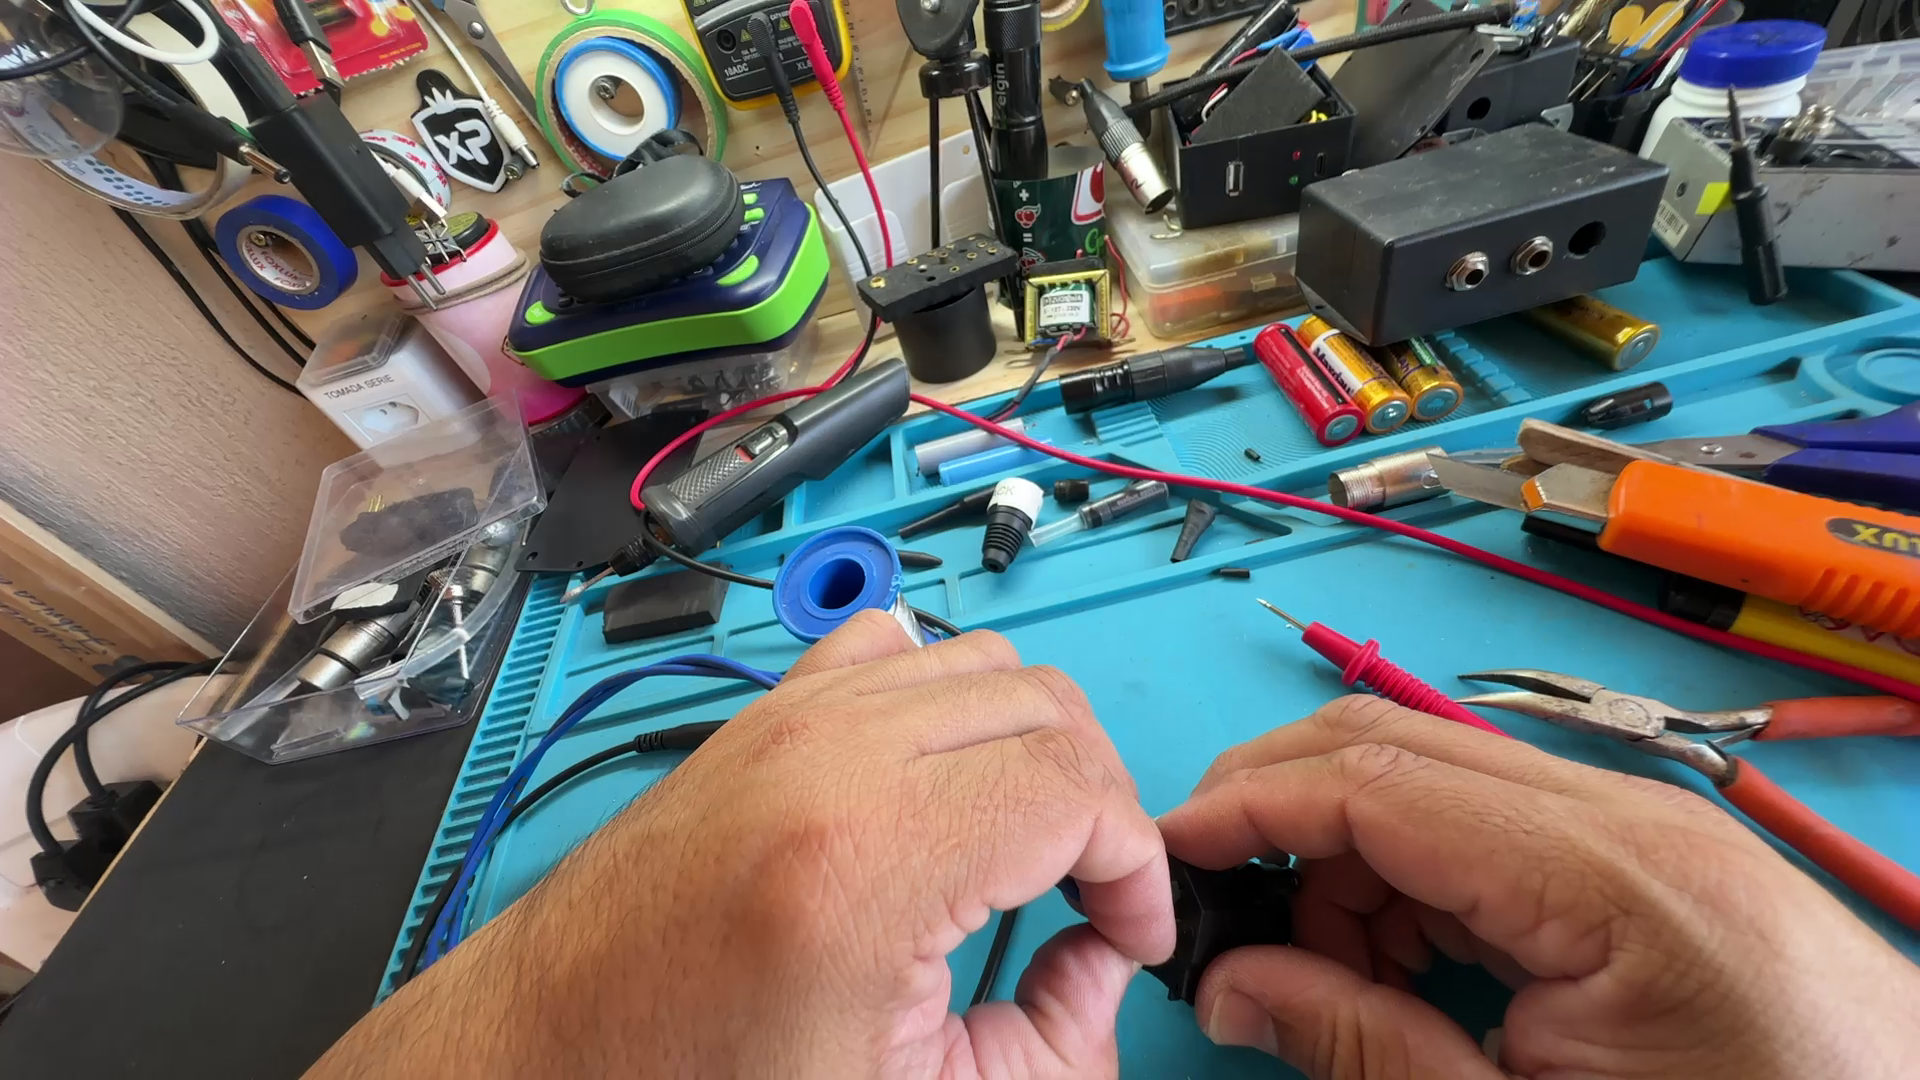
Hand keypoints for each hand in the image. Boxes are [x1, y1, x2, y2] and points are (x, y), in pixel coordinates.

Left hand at [308, 612, 1173, 1079]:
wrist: (552, 1051)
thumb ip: (1056, 1047)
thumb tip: (1099, 954)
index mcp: (868, 855)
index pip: (1074, 786)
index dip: (1135, 860)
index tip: (1125, 924)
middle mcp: (835, 749)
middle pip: (1045, 707)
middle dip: (1097, 796)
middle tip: (1085, 882)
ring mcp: (799, 708)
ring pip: (985, 662)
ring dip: (1032, 741)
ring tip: (1018, 825)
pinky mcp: (776, 703)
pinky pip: (898, 644)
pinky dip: (947, 690)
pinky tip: (939, 762)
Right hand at [1158, 695, 1919, 1079]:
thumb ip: (1357, 1048)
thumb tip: (1223, 990)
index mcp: (1613, 881)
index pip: (1370, 782)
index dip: (1247, 804)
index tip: (1173, 850)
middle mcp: (1620, 813)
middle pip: (1382, 742)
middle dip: (1273, 798)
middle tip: (1222, 887)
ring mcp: (1631, 821)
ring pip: (1412, 772)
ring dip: (1336, 850)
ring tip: (1335, 965)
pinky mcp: (1630, 849)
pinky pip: (1465, 820)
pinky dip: (1397, 873)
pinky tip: (1403, 958)